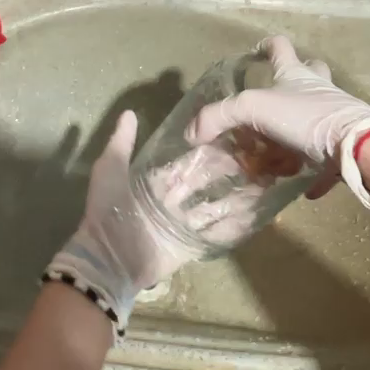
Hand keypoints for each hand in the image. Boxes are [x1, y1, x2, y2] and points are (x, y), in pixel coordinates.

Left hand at [47, 111, 262, 329]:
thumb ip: (121, 142)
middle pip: (202, 184)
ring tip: (262, 184)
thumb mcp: (110, 170)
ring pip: (212, 207)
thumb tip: (129, 112)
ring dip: (233, 198)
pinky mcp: (189, 246)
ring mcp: (181, 225)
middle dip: (223, 173)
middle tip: (253, 159)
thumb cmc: (107, 211)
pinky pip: (214, 234)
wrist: (109, 257)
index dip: (202, 153)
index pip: (183, 165)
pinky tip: (255, 214)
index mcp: (153, 183)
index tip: (226, 139)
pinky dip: (232, 226)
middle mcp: (170, 201)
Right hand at [186, 35, 369, 161]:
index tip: (254, 53)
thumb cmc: (305, 117)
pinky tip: (303, 186)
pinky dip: (316, 170)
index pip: (279, 47)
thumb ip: (218, 118)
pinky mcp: (345, 145)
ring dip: (300, 128)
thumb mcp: (252, 109)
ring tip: (280, 151)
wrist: (356, 147)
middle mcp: (318, 89)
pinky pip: (328, 157)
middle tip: (275, 100)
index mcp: (296, 74)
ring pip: (317, 114)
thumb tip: (191, 133)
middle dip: (295, 81)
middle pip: (309, 73)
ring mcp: (335, 116)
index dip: (265, 46)